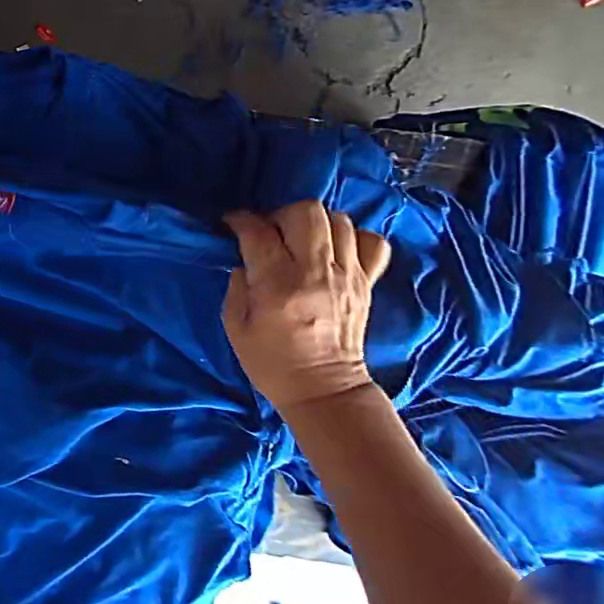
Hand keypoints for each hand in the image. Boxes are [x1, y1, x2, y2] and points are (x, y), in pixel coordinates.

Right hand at [221, 201, 391, 410]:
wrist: (324, 391)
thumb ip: (237, 284)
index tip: (232, 225)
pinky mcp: (367, 283)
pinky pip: (371, 242)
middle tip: (271, 233)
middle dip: (281, 214)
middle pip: (306, 212)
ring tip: (300, 240)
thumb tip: (245, 258)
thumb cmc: (271, 362)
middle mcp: (316, 272)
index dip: (240, 221)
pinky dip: (353, 238)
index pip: (258, 231)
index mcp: (277, 284)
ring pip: (338, 219)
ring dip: (314, 223)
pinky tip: (335, 250)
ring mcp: (348, 275)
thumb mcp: (234, 325)